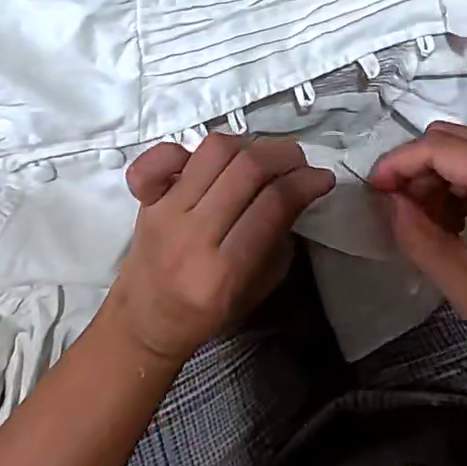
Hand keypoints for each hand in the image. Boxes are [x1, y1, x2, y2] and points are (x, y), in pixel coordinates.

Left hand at [102, 134, 334, 363]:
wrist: (145, 320)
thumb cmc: (208, 313)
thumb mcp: (257, 290)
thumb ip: (277, 240)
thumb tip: (299, 188)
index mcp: (223, 274)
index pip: (272, 205)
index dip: (304, 182)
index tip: (321, 177)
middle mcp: (191, 236)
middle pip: (246, 169)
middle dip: (282, 155)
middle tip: (297, 161)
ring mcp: (164, 212)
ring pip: (213, 151)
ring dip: (246, 144)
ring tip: (259, 156)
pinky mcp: (145, 199)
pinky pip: (161, 156)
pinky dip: (183, 148)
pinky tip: (203, 159)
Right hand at [371, 121, 466, 416]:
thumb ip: (421, 240)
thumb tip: (388, 201)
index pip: (440, 148)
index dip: (399, 163)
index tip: (372, 192)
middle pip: (452, 140)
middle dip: (416, 169)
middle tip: (398, 211)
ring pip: (464, 152)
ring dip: (435, 180)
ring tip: (425, 225)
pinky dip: (456, 189)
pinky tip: (450, 226)